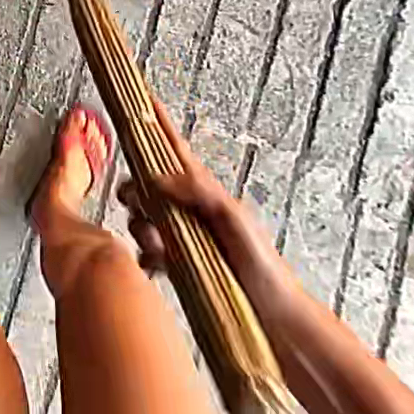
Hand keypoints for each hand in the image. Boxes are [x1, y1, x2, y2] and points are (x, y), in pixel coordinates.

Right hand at [116, 100, 298, 318]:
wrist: (279, 322)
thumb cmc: (266, 269)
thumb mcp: (235, 219)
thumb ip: (198, 189)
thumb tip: (157, 173)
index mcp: (200, 188)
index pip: (170, 142)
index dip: (154, 117)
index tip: (137, 92)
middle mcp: (185, 205)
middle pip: (140, 180)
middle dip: (134, 194)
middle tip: (144, 211)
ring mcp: (178, 232)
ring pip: (137, 214)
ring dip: (141, 230)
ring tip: (161, 248)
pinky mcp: (173, 259)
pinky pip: (141, 248)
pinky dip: (144, 256)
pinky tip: (159, 266)